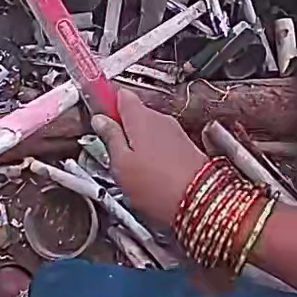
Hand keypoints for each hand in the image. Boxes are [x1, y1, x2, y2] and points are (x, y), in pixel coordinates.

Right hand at [89, 86, 207, 229]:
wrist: (200, 201)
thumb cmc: (159, 186)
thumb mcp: (121, 164)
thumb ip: (110, 137)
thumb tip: (100, 120)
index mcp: (141, 117)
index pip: (120, 95)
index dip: (106, 101)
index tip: (96, 111)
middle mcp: (160, 119)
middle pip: (134, 113)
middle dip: (121, 128)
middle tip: (108, 150)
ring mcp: (175, 133)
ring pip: (148, 131)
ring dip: (136, 144)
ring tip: (129, 169)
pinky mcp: (185, 149)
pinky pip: (160, 145)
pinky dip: (151, 155)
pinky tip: (148, 174)